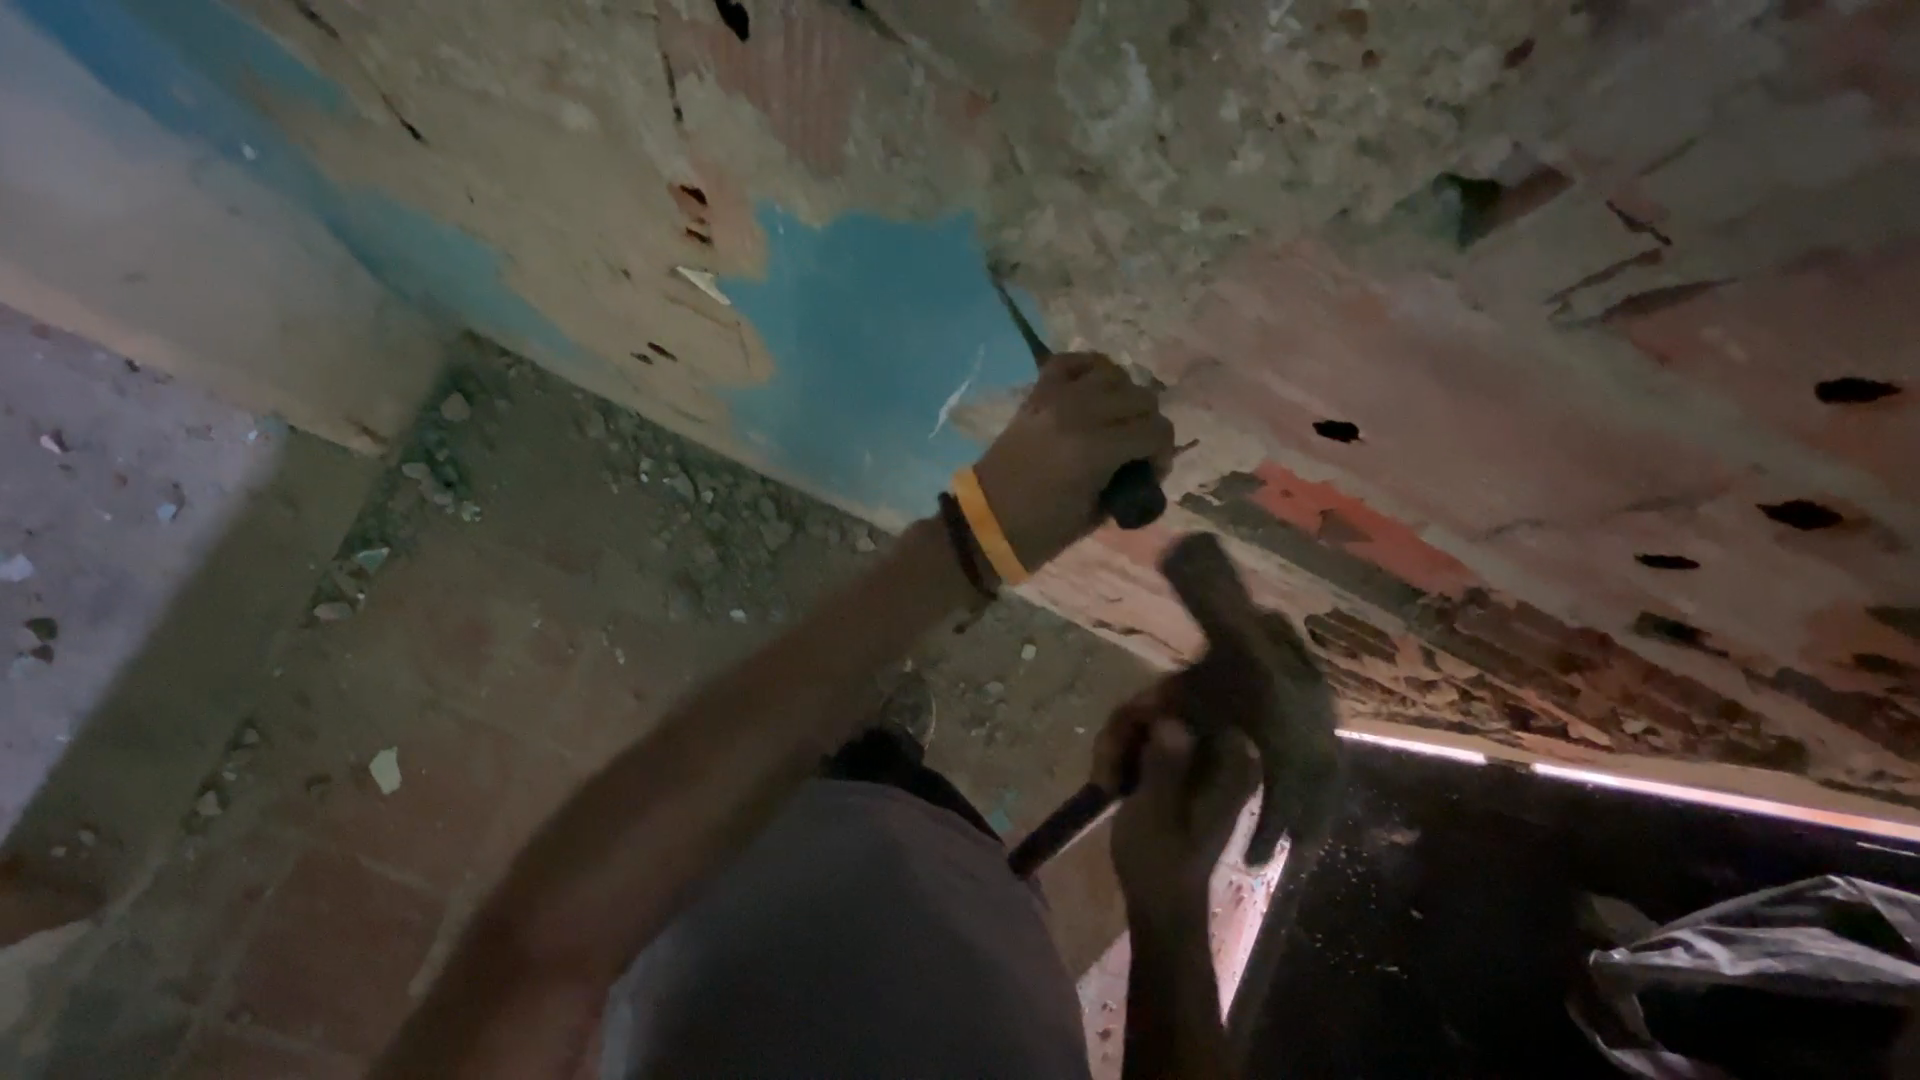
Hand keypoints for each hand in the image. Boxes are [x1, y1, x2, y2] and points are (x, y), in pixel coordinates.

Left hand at [971, 354, 1173, 570]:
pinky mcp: (1036, 394)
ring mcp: (1055, 398)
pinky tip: (1094, 390)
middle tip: (1137, 448)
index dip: (1163, 452)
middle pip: (1141, 397)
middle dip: (1148, 424)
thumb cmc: (1042, 529)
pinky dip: (1089, 370)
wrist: (986, 521)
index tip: (1153, 471)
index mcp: (1096, 449)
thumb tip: (1145, 463)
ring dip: (1123, 396)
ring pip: (1112, 374)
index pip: (1156, 430)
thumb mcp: (1097, 512)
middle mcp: (1079, 413)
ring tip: (1116, 420)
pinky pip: (1070, 362)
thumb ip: (1128, 480)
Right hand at [1108, 706, 1258, 931]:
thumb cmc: (1161, 861)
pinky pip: (1147, 741)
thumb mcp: (1156, 811)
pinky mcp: (1179, 769)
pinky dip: (1123, 755)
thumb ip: (1164, 762)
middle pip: (1169, 707)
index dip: (1156, 702)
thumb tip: (1170, 720)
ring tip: (1102, 781)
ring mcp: (1198, 759)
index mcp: (1230, 761)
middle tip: (1103, 763)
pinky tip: (1106, 782)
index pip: (1196, 701)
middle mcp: (1220, 752)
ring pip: (1151, 722)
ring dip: (1119, 744)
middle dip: (1128, 728)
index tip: (1124, 720)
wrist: (1161, 905)